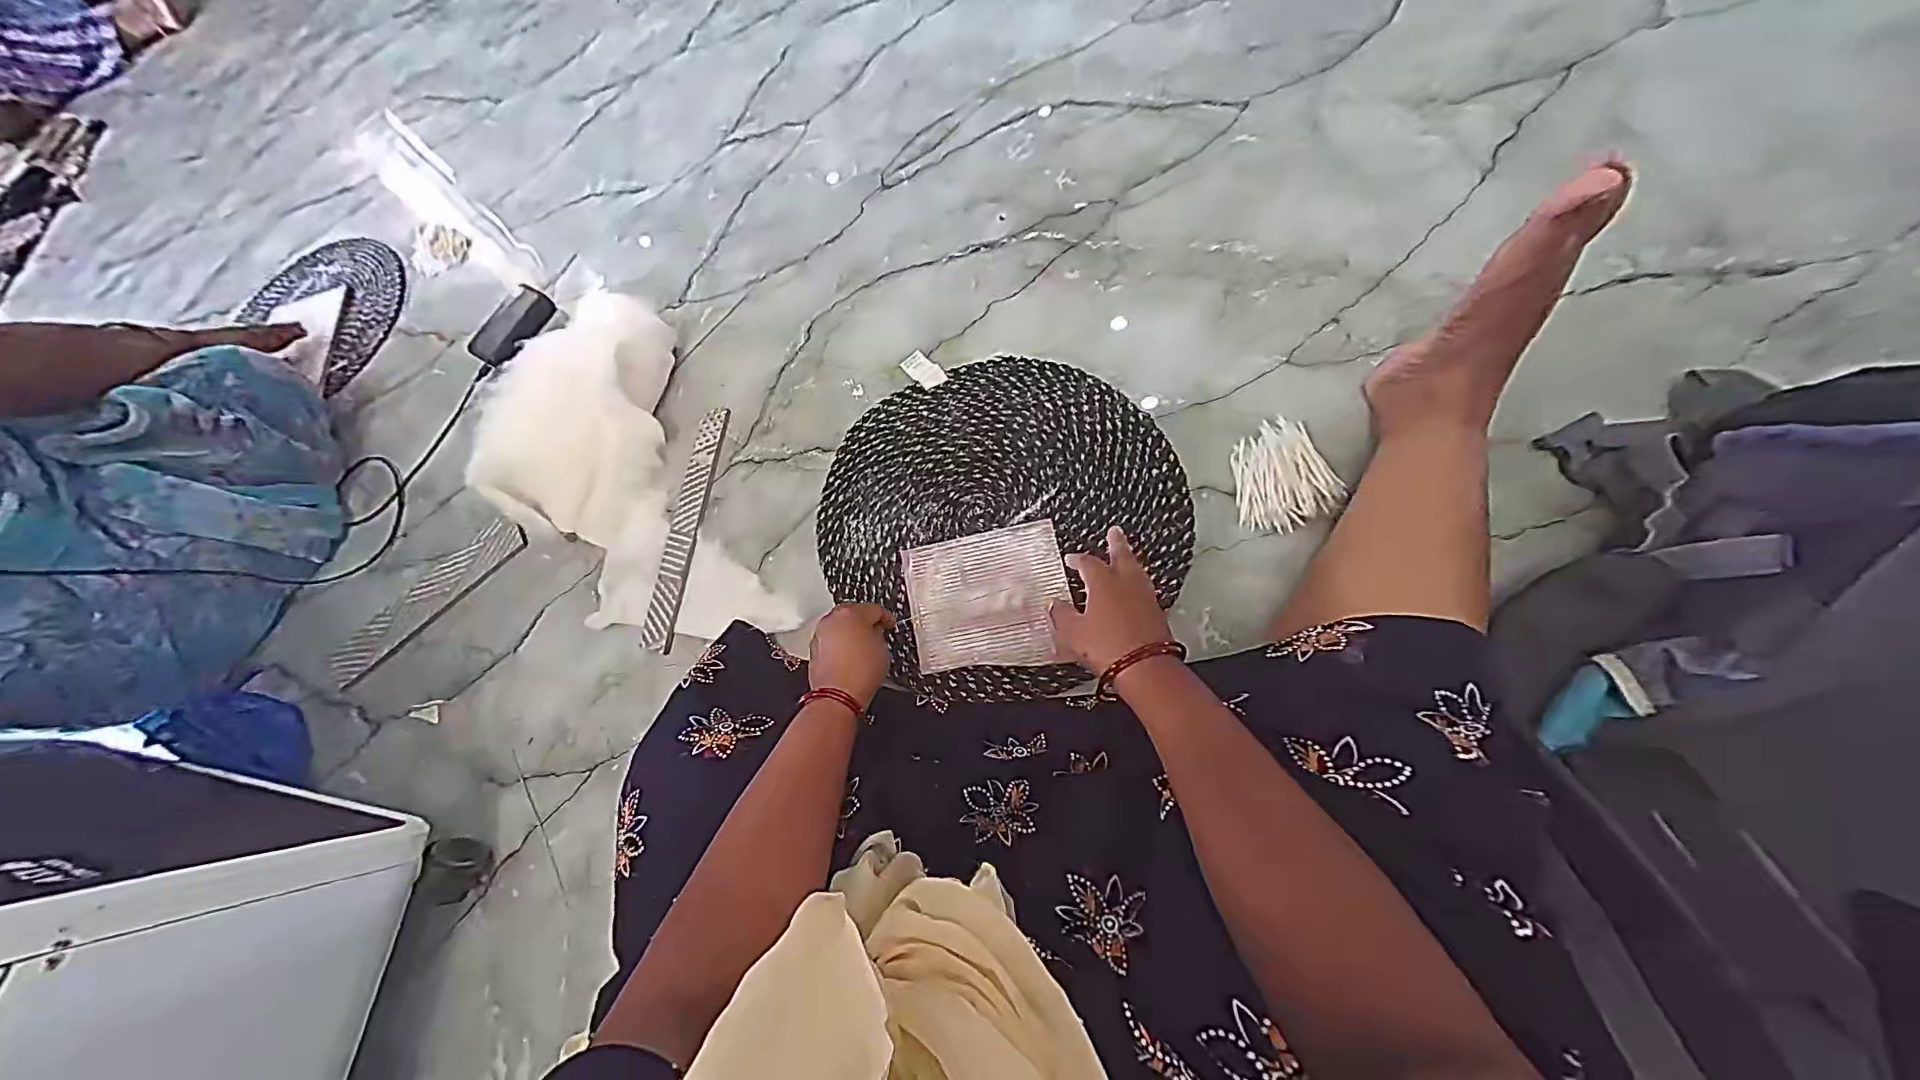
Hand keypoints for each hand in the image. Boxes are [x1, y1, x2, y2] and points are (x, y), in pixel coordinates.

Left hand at [808, 603, 897, 706]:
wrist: (837, 696)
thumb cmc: (860, 674)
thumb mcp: (882, 649)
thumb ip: (879, 634)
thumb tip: (875, 633)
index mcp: (852, 613)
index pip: (874, 609)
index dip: (885, 617)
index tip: (888, 624)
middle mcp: (833, 619)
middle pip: (853, 613)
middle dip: (865, 622)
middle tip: (876, 632)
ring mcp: (821, 633)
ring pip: (839, 626)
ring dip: (850, 632)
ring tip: (862, 646)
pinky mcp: (814, 648)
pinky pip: (831, 639)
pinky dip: (839, 644)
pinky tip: (849, 656)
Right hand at [1050, 526, 1175, 673]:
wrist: (1145, 667)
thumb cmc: (1107, 647)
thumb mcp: (1073, 632)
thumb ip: (1061, 615)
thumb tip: (1054, 604)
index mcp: (1103, 583)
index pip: (1088, 563)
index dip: (1078, 559)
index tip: (1071, 559)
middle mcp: (1125, 583)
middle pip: (1121, 556)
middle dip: (1116, 543)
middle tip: (1115, 532)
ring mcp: (1144, 596)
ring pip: (1136, 570)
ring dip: (1130, 560)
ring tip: (1127, 556)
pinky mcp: (1156, 612)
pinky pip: (1145, 588)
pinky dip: (1138, 582)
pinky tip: (1135, 588)